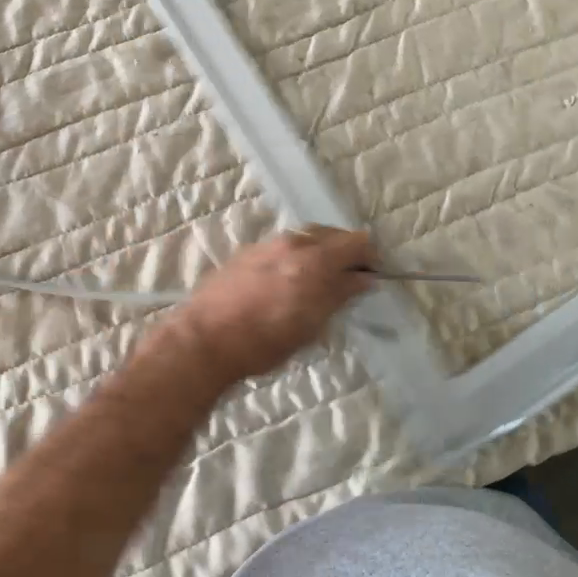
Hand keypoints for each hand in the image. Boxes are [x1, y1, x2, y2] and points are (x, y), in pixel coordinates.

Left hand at [170, 226, 376, 382]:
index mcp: (313, 259)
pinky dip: (296, 257)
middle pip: (331, 234)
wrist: (205, 339)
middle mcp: (291, 243)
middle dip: (345, 252)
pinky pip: (283, 247)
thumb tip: (364, 278)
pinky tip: (290, 282)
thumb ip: (340, 295)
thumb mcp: (311, 325)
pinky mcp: (246, 253)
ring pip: (305, 238)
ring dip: (319, 253)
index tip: (372, 276)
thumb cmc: (264, 342)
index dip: (370, 257)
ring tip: (320, 282)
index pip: (356, 241)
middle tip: (349, 279)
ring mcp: (266, 244)